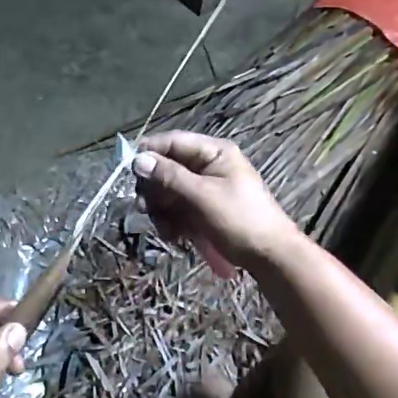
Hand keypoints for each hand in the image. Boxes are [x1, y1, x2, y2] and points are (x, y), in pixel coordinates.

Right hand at [132, 131, 300, 272]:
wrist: (270, 256)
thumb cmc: (239, 220)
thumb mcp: (201, 196)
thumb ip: (169, 177)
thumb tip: (138, 160)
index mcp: (214, 152)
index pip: (173, 141)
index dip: (149, 152)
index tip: (126, 169)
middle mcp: (208, 165)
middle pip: (167, 168)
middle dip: (154, 189)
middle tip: (145, 207)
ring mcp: (206, 188)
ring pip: (169, 191)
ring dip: (161, 210)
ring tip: (164, 228)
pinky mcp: (204, 209)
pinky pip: (178, 209)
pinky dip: (171, 221)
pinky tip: (173, 236)